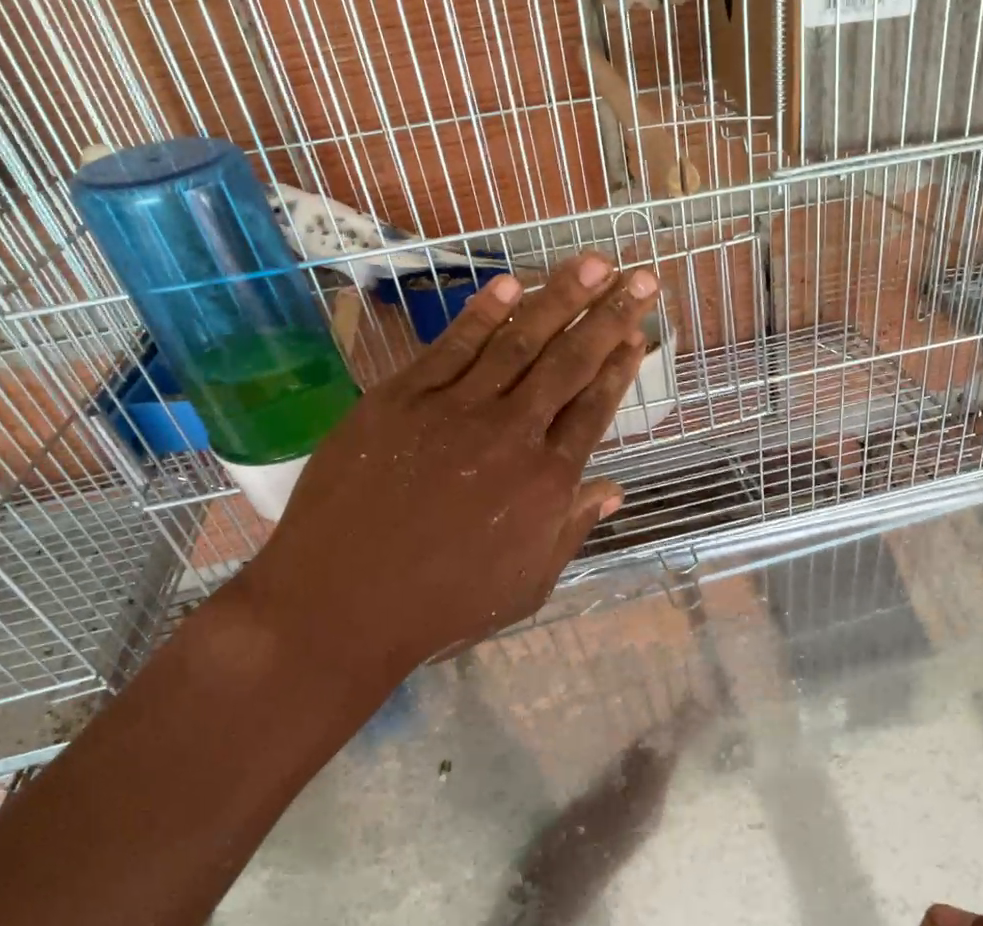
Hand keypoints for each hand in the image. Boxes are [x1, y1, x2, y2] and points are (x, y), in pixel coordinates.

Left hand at [232, 252, 658, 674]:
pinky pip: (452, 346)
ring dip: (558, 297)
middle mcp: (511, 434)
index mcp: (546, 483)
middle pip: (568, 363)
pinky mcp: (401, 399)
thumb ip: (571, 530)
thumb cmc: (443, 606)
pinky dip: (483, 313)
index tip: (639, 334)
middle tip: (640, 277)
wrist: (343, 602)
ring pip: (517, 341)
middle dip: (609, 316)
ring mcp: (454, 410)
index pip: (594, 409)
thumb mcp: (527, 585)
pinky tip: (510, 284)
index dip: (620, 367)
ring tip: (592, 261)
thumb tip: (613, 490)